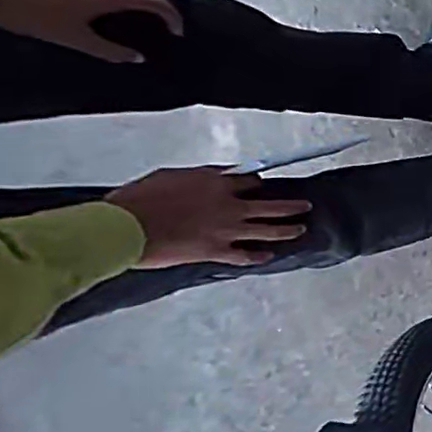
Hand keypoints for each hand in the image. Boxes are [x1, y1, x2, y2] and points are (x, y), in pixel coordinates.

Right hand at [104, 166, 309, 267]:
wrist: (125, 227)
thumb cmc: (139, 198)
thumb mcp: (170, 176)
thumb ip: (198, 177)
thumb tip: (213, 176)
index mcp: (216, 182)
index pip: (250, 181)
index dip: (258, 184)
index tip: (262, 187)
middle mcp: (229, 205)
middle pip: (271, 205)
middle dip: (292, 206)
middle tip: (306, 206)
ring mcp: (226, 229)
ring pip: (268, 230)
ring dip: (287, 229)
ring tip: (301, 229)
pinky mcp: (216, 250)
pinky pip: (245, 254)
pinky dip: (259, 255)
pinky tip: (268, 256)